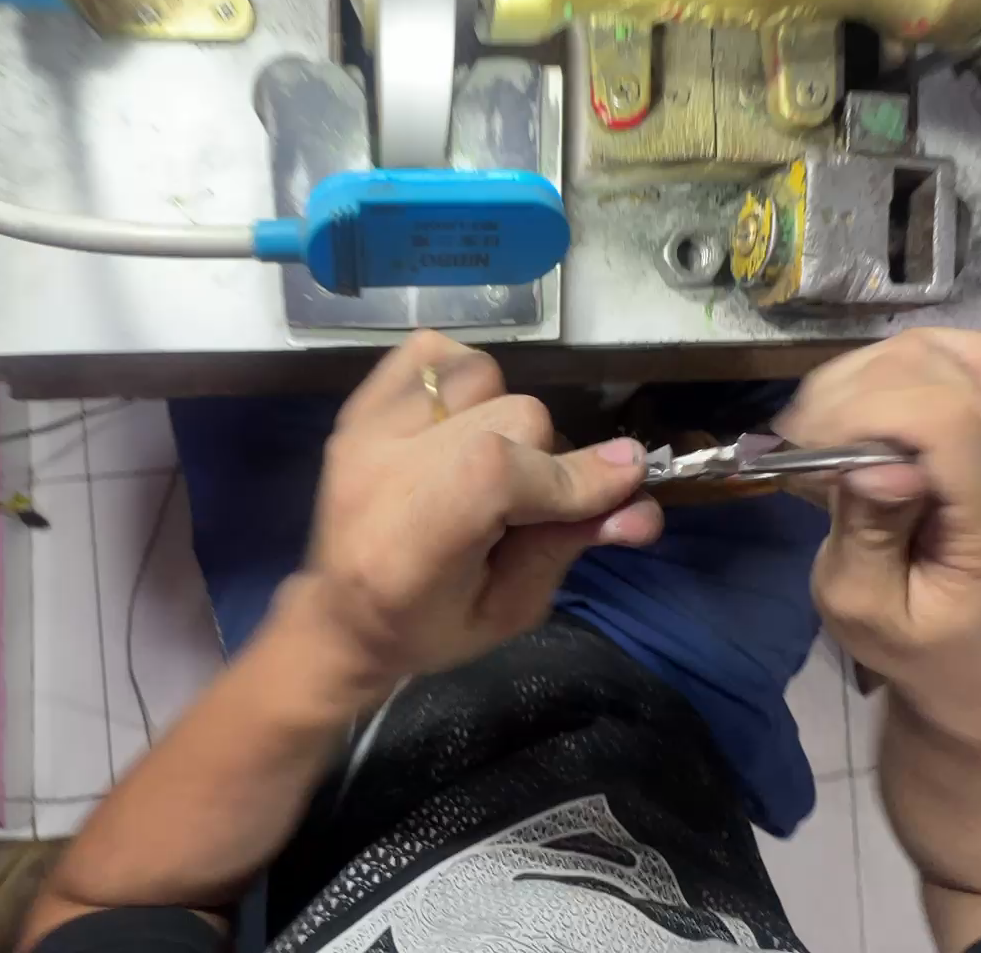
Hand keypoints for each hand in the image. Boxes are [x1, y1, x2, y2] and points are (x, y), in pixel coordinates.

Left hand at [274, 331, 663, 701]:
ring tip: (487, 463)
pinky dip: (466, 380)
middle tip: (529, 499)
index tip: (626, 480)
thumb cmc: (426, 627)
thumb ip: (568, 547)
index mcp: (408, 544)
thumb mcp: (508, 610)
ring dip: (505, 418)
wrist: (338, 611)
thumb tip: (642, 503)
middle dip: (545, 457)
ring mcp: (364, 427)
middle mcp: (378, 469)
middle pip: (511, 416)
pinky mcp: (359, 402)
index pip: (499, 472)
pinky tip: (458, 425)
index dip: (573, 474)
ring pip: (482, 376)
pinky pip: (436, 352)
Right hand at [775, 329, 980, 722]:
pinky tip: (856, 405)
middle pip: (933, 374)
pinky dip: (889, 365)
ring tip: (821, 429)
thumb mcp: (864, 608)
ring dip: (860, 378)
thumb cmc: (910, 642)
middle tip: (799, 448)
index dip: (860, 415)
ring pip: (936, 352)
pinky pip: (949, 357)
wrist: (964, 659)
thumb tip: (874, 465)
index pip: (943, 420)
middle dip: (847, 398)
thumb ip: (870, 534)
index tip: (803, 451)